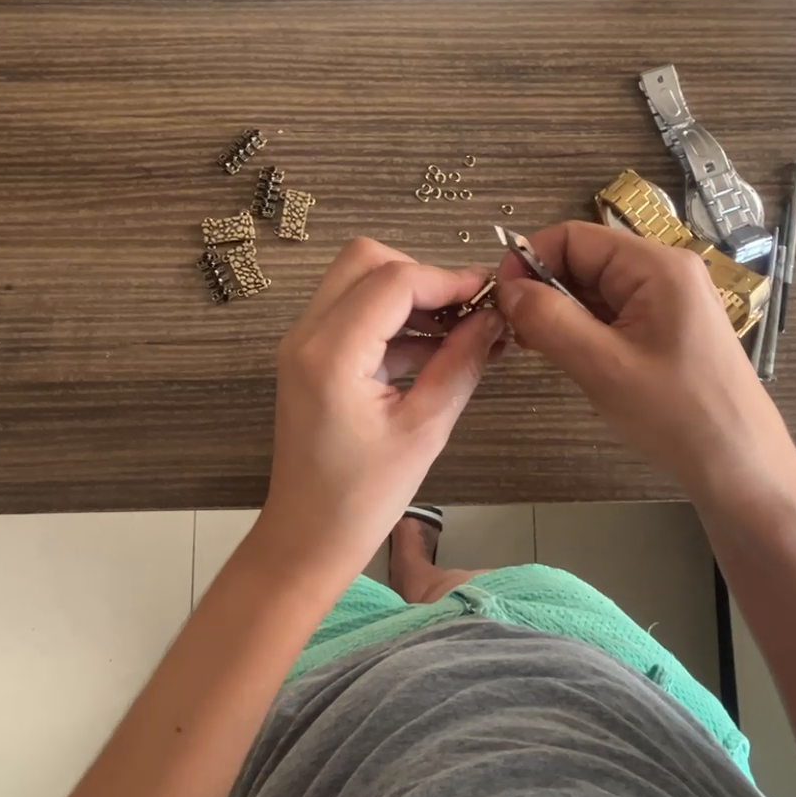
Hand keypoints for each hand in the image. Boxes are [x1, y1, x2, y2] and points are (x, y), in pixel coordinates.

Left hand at [254, 238, 505, 577]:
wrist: (307, 536)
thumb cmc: (362, 498)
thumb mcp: (424, 430)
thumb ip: (460, 364)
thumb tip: (492, 320)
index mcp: (331, 354)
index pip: (393, 281)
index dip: (447, 280)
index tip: (489, 298)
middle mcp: (307, 335)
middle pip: (366, 261)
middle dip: (422, 275)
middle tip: (466, 311)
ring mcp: (303, 343)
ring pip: (358, 282)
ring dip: (409, 296)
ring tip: (462, 332)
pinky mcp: (310, 357)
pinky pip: (354, 313)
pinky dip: (394, 320)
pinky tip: (436, 349)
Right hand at [492, 221, 795, 492]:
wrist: (738, 466)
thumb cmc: (676, 415)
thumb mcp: (602, 366)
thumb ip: (548, 319)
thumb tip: (506, 289)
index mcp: (656, 267)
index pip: (574, 237)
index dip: (529, 260)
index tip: (500, 299)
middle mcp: (663, 272)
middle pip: (582, 260)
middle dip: (541, 289)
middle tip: (515, 331)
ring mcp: (665, 301)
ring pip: (590, 289)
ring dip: (557, 311)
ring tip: (536, 347)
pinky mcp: (662, 328)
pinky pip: (607, 313)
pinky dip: (578, 328)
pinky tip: (563, 354)